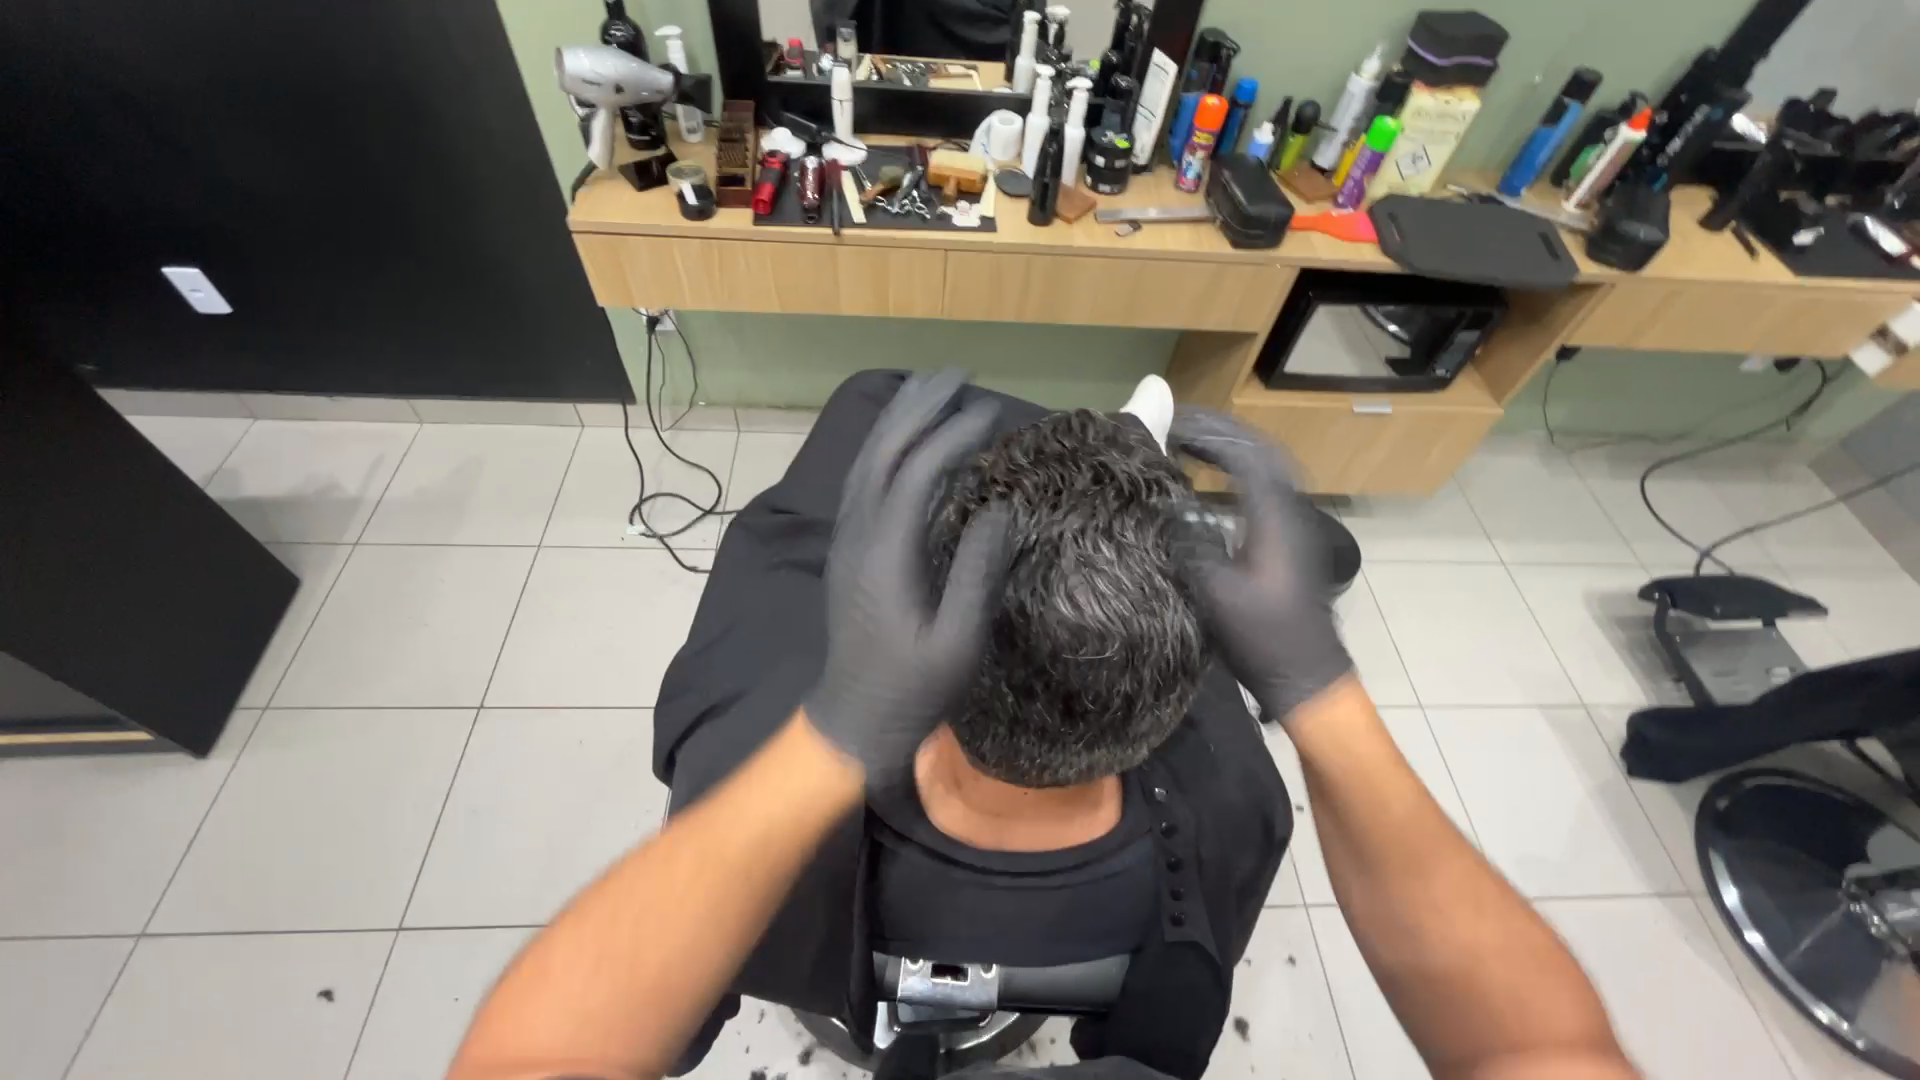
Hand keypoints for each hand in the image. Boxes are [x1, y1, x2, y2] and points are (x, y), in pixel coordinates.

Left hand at [803, 370, 1012, 782]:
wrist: (853, 716)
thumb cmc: (913, 686)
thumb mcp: (958, 639)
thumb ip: (978, 571)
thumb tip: (1001, 509)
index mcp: (885, 553)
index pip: (917, 473)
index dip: (952, 436)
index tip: (991, 413)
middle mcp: (857, 533)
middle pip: (883, 451)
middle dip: (918, 406)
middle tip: (957, 374)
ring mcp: (846, 538)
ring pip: (865, 461)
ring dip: (897, 419)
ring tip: (930, 387)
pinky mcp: (847, 547)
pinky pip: (861, 480)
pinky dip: (885, 447)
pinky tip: (903, 438)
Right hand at [1169, 410, 1351, 721]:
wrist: (1306, 675)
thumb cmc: (1263, 637)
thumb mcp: (1216, 593)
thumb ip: (1191, 542)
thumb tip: (1166, 504)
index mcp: (1274, 517)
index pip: (1244, 455)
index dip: (1207, 434)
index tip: (1170, 425)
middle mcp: (1289, 511)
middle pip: (1259, 452)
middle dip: (1219, 432)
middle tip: (1177, 424)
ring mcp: (1292, 525)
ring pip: (1263, 469)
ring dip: (1229, 449)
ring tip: (1190, 442)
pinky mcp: (1287, 541)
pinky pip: (1261, 488)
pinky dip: (1235, 472)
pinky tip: (1212, 481)